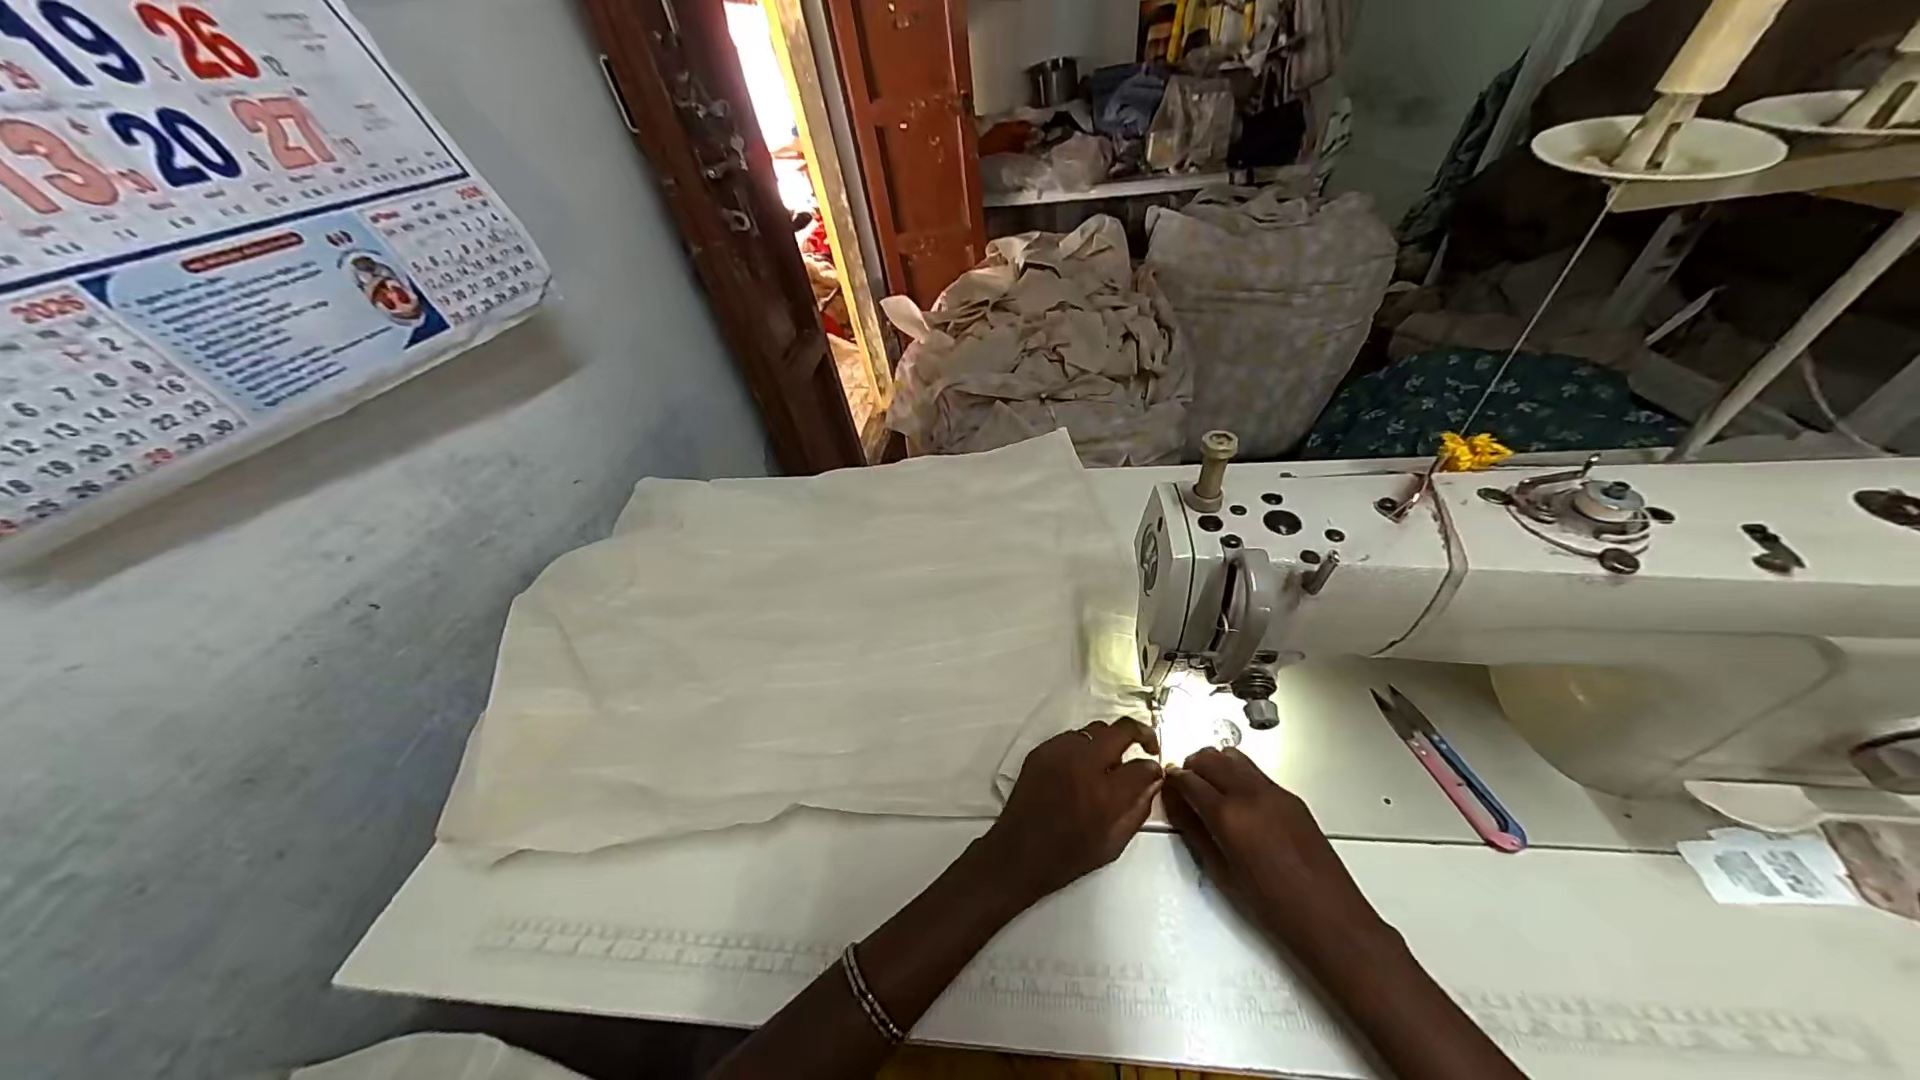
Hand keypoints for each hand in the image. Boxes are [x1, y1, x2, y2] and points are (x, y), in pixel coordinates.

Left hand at [976, 719, 1164, 902]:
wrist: (1019, 853)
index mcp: (1106, 794)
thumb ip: (1138, 808)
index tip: (1154, 772)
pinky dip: (1084, 746)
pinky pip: (1072, 737)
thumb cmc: (1069, 856)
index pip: (1143, 766)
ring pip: (1095, 729)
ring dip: (1110, 741)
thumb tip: (1152, 781)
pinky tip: (1083, 766)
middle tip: (1147, 746)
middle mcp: (1084, 764)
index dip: (1154, 768)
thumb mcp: (1114, 843)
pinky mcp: (1041, 750)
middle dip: (1140, 734)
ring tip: (1110, 762)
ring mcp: (1059, 752)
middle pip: (1122, 730)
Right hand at [1164, 747, 1388, 952]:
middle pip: (1210, 758)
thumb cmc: (1277, 908)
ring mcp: (1275, 793)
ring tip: (1208, 786)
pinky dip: (1238, 774)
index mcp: (1229, 816)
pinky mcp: (1293, 798)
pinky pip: (1256, 772)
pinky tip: (1236, 798)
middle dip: (1192, 766)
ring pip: (1234, 757)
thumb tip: (1178, 807)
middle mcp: (1252, 795)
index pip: (1189, 779)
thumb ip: (1194, 831)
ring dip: (1215, 765)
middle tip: (1183, 782)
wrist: (1330, 920)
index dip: (1173, 780)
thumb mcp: (1221, 871)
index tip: (1167, 785)